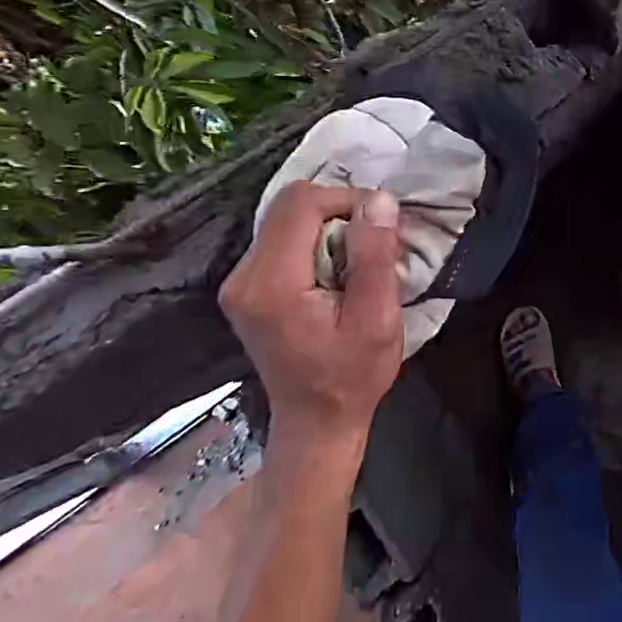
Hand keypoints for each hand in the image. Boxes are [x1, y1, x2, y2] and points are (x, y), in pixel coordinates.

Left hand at [219, 182, 404, 446]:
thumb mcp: (377, 319)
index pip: (302, 203)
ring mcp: (240, 282)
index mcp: (271, 283)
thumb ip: (375, 256)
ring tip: (359, 261)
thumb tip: (380, 199)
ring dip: (330, 228)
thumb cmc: (352, 377)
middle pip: (291, 207)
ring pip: (288, 219)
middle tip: (374, 246)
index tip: (381, 227)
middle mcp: (243, 276)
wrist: (316, 422)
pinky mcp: (248, 287)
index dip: (347, 200)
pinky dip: (317, 242)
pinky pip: (284, 238)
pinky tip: (339, 272)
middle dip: (340, 213)